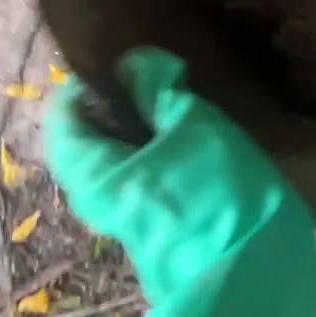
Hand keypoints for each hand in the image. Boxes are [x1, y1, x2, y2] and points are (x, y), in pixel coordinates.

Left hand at [46, 48, 315, 316]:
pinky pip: (144, 169)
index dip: (93, 80)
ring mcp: (125, 210)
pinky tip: (197, 131)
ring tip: (185, 94)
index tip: (134, 56)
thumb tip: (133, 61)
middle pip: (93, 135)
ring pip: (122, 153)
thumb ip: (159, 89)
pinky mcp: (155, 218)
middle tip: (164, 70)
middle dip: (123, 99)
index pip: (65, 115)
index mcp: (90, 172)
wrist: (249, 260)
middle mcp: (95, 195)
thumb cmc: (213, 185)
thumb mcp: (193, 123)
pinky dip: (161, 143)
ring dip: (146, 121)